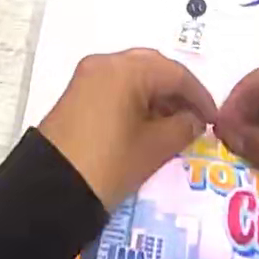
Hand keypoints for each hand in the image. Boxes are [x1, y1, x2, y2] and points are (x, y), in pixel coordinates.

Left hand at [38, 49, 216, 208]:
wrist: (44, 197)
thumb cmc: (106, 165)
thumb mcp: (152, 149)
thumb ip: (182, 127)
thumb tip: (195, 119)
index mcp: (126, 68)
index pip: (175, 73)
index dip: (199, 95)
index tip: (214, 117)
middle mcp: (106, 62)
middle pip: (154, 67)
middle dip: (177, 91)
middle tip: (196, 116)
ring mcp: (88, 76)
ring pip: (134, 76)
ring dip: (156, 95)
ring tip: (174, 123)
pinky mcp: (76, 94)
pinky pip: (116, 86)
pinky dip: (136, 100)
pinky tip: (148, 122)